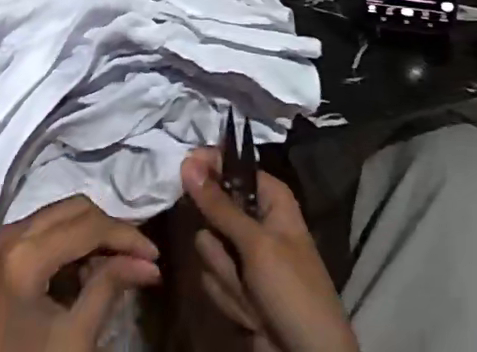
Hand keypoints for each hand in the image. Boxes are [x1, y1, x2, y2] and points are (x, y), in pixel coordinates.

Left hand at [0, 195, 161, 351]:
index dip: (127, 236)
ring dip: (93, 234)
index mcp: (25, 255)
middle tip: (137, 258)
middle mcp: (11, 234)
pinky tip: (88, 270)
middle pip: (76, 209)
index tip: (155, 256)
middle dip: (111, 231)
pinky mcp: (2, 250)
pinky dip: (72, 241)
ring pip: (63, 214)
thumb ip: (110, 288)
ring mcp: (3, 239)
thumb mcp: (75, 337)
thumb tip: (149, 264)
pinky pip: (46, 227)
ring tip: (116, 266)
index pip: (89, 226)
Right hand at [181, 149, 359, 351]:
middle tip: (240, 260)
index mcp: (271, 198)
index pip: (232, 167)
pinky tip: (252, 313)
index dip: (208, 165)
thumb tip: (189, 162)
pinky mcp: (236, 286)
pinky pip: (212, 279)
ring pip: (208, 248)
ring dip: (226, 275)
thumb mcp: (256, 244)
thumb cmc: (292, 290)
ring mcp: (244, 256)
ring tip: (252, 295)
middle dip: (219, 242)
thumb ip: (219, 205)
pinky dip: (228, 297)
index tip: (184, 168)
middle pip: (212, 210)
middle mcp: (256, 221)